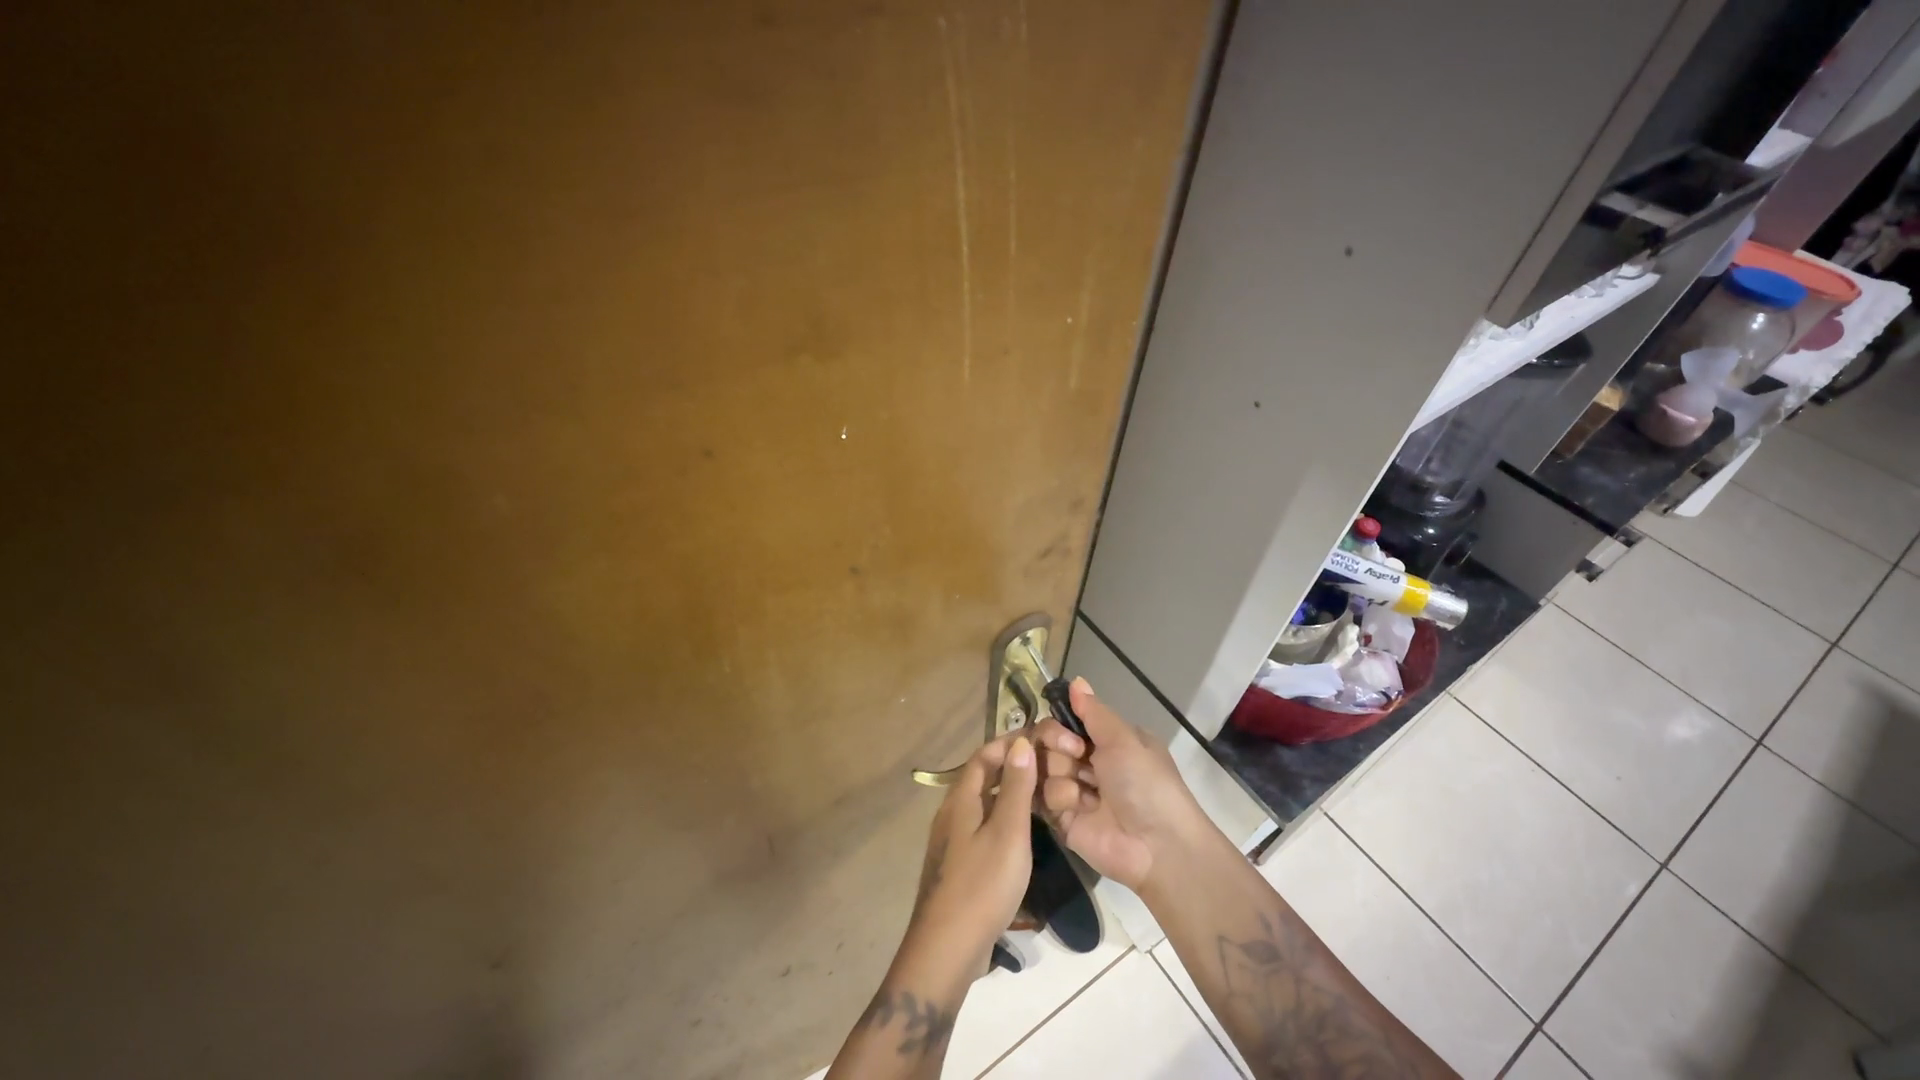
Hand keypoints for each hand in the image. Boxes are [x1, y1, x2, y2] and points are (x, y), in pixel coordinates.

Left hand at [903, 733, 1040, 967]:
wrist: (947, 946)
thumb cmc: (982, 885)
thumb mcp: (1008, 833)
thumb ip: (1016, 788)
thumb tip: (1021, 743)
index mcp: (960, 800)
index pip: (982, 756)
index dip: (1009, 744)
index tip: (1041, 737)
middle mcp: (951, 814)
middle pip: (981, 778)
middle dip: (1011, 766)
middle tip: (1048, 764)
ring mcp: (952, 841)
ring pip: (983, 804)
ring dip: (1009, 793)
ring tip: (1043, 793)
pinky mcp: (958, 865)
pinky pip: (983, 826)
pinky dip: (1004, 818)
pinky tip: (1024, 832)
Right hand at [1033, 677, 1207, 891]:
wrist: (1156, 843)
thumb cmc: (1145, 783)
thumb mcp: (1124, 739)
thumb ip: (1094, 712)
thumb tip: (1076, 681)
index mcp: (1108, 742)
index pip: (1066, 722)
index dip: (1061, 726)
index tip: (1074, 737)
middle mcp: (1088, 763)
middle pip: (1048, 742)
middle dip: (1059, 747)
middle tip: (1078, 757)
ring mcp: (1074, 791)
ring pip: (1042, 768)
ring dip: (1063, 775)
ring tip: (1086, 792)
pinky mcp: (1062, 818)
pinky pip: (1042, 797)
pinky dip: (1061, 798)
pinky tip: (1080, 808)